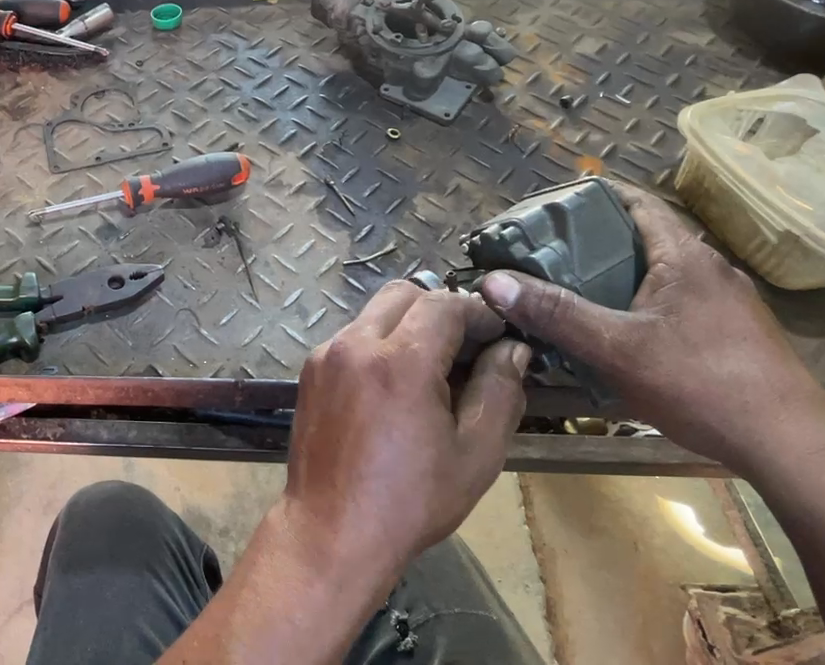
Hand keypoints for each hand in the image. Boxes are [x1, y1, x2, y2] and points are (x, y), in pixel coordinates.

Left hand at [280, 282, 528, 588]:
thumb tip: (513, 350)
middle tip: (468, 347)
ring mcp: (327, 354)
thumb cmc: (411, 500)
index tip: (500, 333)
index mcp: (398, 360)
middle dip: (441, 309)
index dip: (478, 312)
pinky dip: (379, 344)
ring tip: (434, 369)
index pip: (444, 304)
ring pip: (374, 312)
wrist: (331, 529)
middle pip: (404, 294)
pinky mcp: (310, 369)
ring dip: (407, 325)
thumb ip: (499, 392)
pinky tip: (395, 386)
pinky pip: (352, 337)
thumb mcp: (475, 454)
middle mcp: (356, 343)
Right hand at [477, 182, 824, 475]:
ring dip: (616, 275)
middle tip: (542, 253)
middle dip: (591, 240)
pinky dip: (639, 303)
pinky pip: (675, 302)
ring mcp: (728, 305)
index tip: (546, 207)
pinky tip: (617, 333)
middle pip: (643, 237)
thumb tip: (492, 281)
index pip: (635, 202)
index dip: (590, 196)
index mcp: (685, 257)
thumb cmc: (705, 386)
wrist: (796, 452)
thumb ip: (556, 313)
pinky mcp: (734, 336)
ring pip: (659, 273)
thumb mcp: (617, 350)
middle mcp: (710, 270)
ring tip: (568, 291)